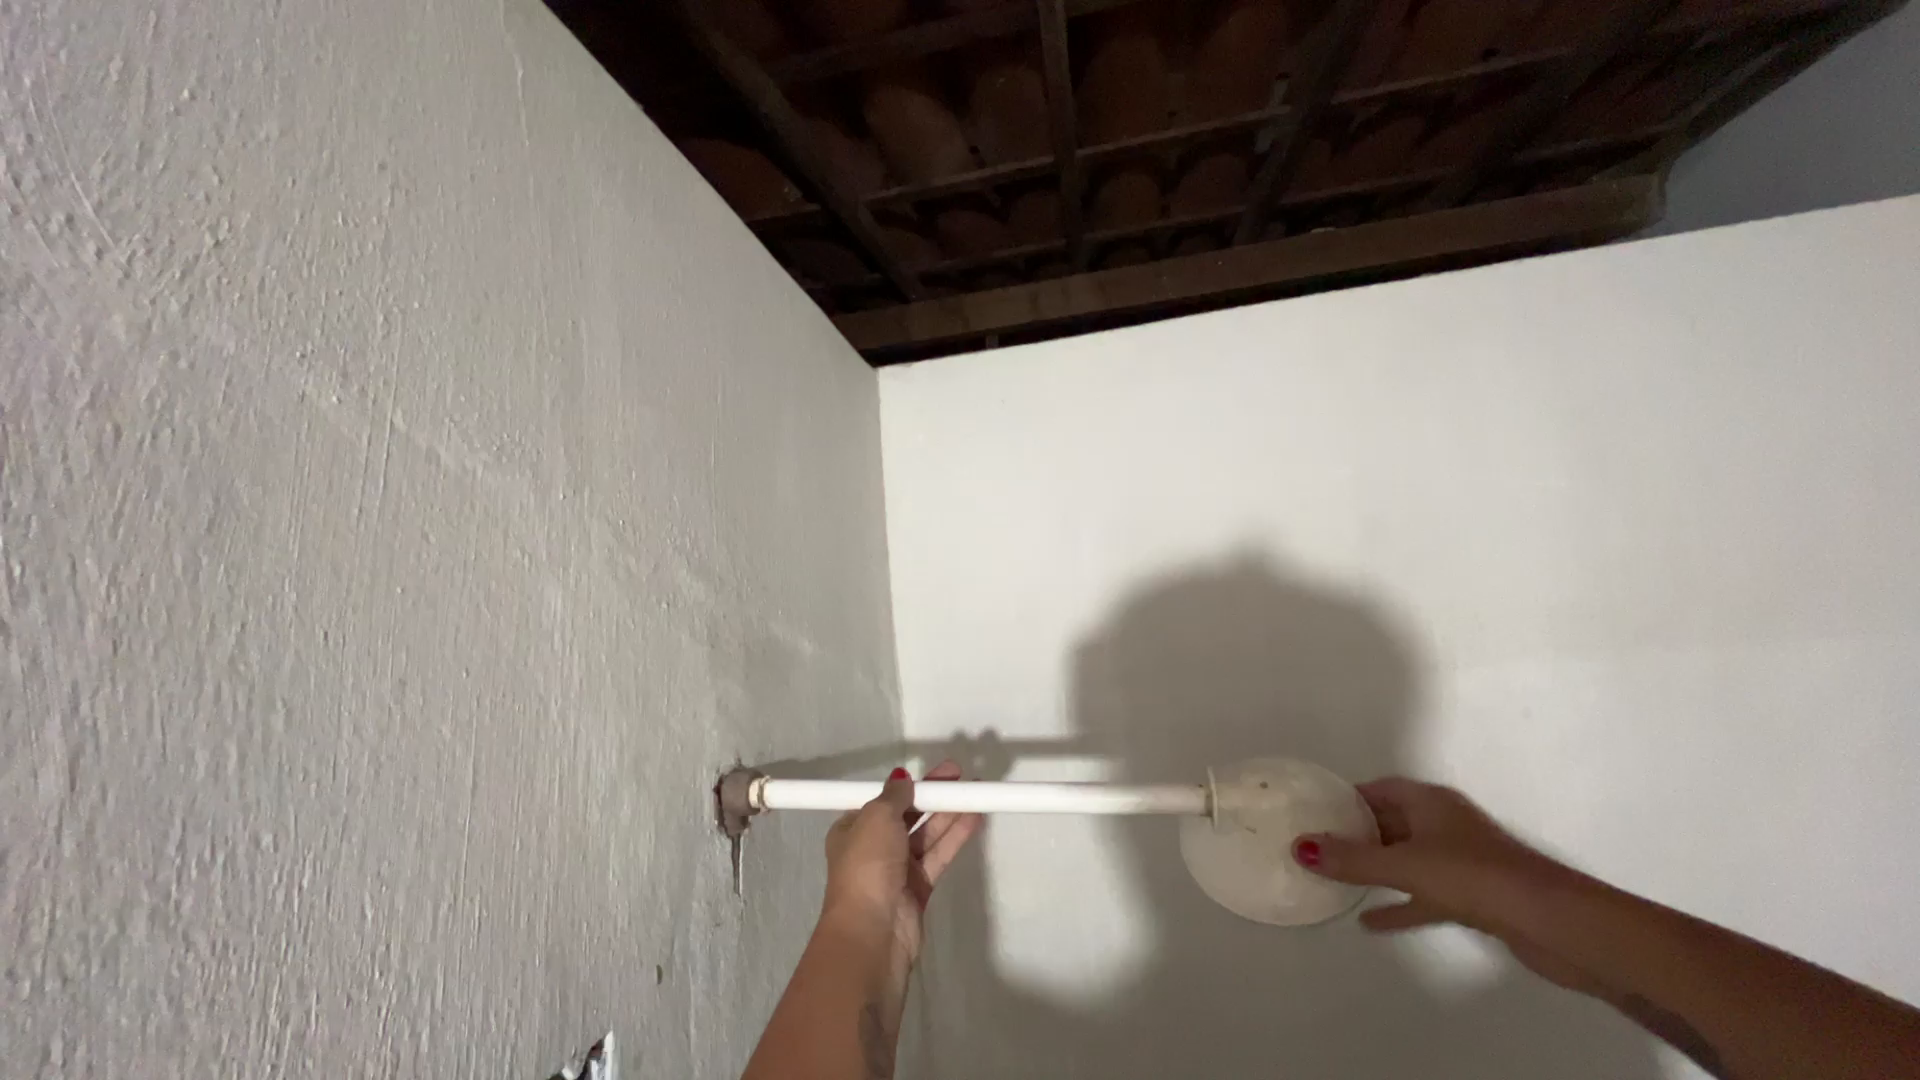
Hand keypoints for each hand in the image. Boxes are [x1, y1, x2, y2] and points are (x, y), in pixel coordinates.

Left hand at [821, 761, 982, 968]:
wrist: (872, 933)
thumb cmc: (867, 866)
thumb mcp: (876, 818)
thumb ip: (895, 795)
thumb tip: (901, 778)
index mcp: (853, 829)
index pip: (884, 801)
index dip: (911, 785)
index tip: (936, 773)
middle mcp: (874, 848)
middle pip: (908, 815)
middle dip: (934, 797)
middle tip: (962, 777)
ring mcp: (897, 870)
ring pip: (927, 835)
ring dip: (949, 814)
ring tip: (977, 793)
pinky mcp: (918, 889)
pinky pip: (938, 855)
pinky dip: (955, 837)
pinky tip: (975, 820)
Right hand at [1294, 778, 1602, 993]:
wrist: (1554, 924)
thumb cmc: (1475, 877)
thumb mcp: (1404, 866)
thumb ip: (1352, 860)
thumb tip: (1300, 847)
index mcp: (1429, 802)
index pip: (1377, 790)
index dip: (1345, 799)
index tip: (1312, 811)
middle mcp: (1443, 824)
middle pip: (1389, 823)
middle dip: (1354, 835)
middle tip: (1313, 846)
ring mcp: (1460, 861)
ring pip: (1404, 859)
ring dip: (1374, 870)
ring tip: (1334, 879)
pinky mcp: (1472, 896)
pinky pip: (1422, 894)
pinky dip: (1398, 904)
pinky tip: (1370, 922)